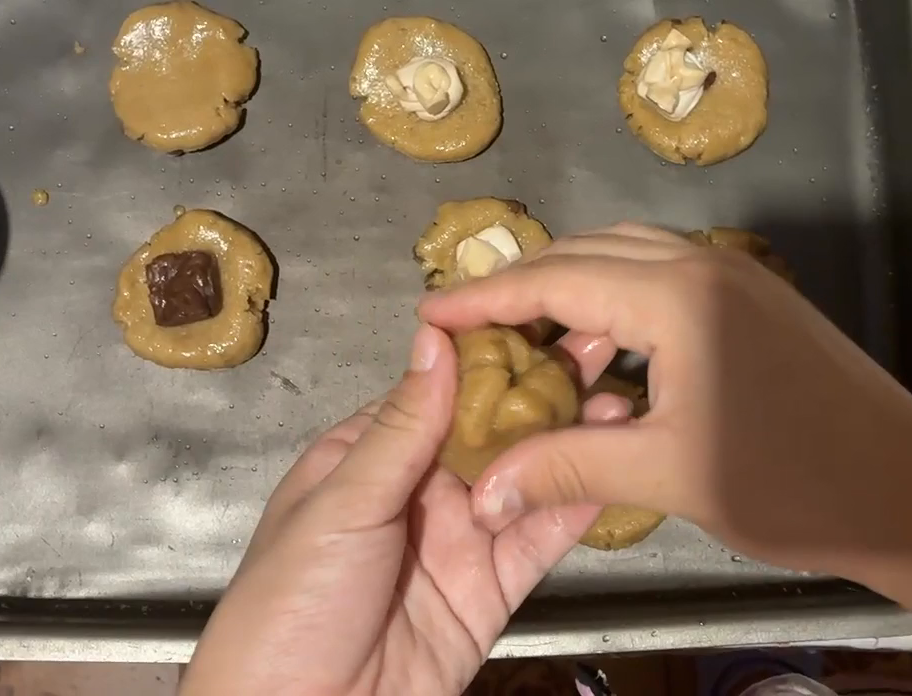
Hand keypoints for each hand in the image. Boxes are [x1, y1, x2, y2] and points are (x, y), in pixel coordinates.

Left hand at [182, 324, 631, 695]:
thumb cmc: (293, 599)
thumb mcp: (340, 503)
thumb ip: (401, 425)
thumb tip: (435, 333)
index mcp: (376, 451)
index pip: (443, 387)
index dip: (490, 353)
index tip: (539, 312)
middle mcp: (424, 483)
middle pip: (492, 427)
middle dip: (543, 387)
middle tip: (597, 342)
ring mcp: (462, 534)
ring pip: (523, 475)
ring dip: (569, 438)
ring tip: (618, 396)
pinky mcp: (492, 588)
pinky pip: (537, 539)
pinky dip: (574, 504)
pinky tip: (611, 467)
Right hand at [418, 223, 911, 582]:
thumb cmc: (793, 484)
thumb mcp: (669, 475)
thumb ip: (566, 467)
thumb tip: (481, 489)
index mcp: (673, 296)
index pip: (553, 281)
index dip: (484, 296)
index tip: (429, 310)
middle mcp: (697, 261)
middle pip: (582, 252)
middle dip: (519, 281)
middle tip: (470, 321)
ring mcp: (729, 269)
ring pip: (621, 250)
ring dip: (566, 276)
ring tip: (524, 321)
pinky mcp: (749, 289)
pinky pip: (657, 265)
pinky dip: (610, 284)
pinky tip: (598, 328)